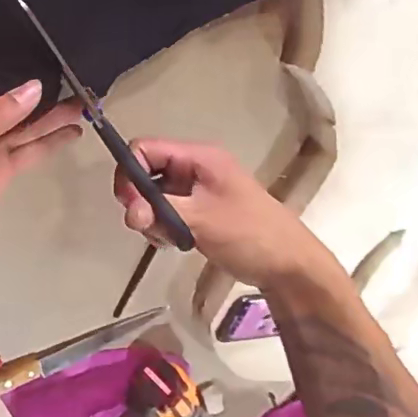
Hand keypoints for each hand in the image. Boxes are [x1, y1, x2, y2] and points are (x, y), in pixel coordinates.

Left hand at [0, 80, 83, 273]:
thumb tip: (33, 88)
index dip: (20, 81)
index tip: (53, 63)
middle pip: (13, 112)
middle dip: (44, 101)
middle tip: (82, 84)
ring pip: (24, 132)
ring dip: (51, 120)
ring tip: (86, 103)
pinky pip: (26, 154)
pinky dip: (47, 144)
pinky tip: (70, 132)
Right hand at [113, 138, 344, 290]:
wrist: (289, 267)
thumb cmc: (249, 234)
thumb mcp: (199, 218)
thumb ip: (158, 210)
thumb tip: (127, 211)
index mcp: (198, 157)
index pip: (144, 149)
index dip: (129, 172)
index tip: (130, 202)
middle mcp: (193, 168)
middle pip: (143, 172)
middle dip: (138, 200)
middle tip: (145, 225)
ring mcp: (194, 190)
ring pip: (150, 196)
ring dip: (149, 218)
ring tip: (167, 238)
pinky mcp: (195, 211)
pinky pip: (162, 212)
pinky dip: (159, 227)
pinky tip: (173, 242)